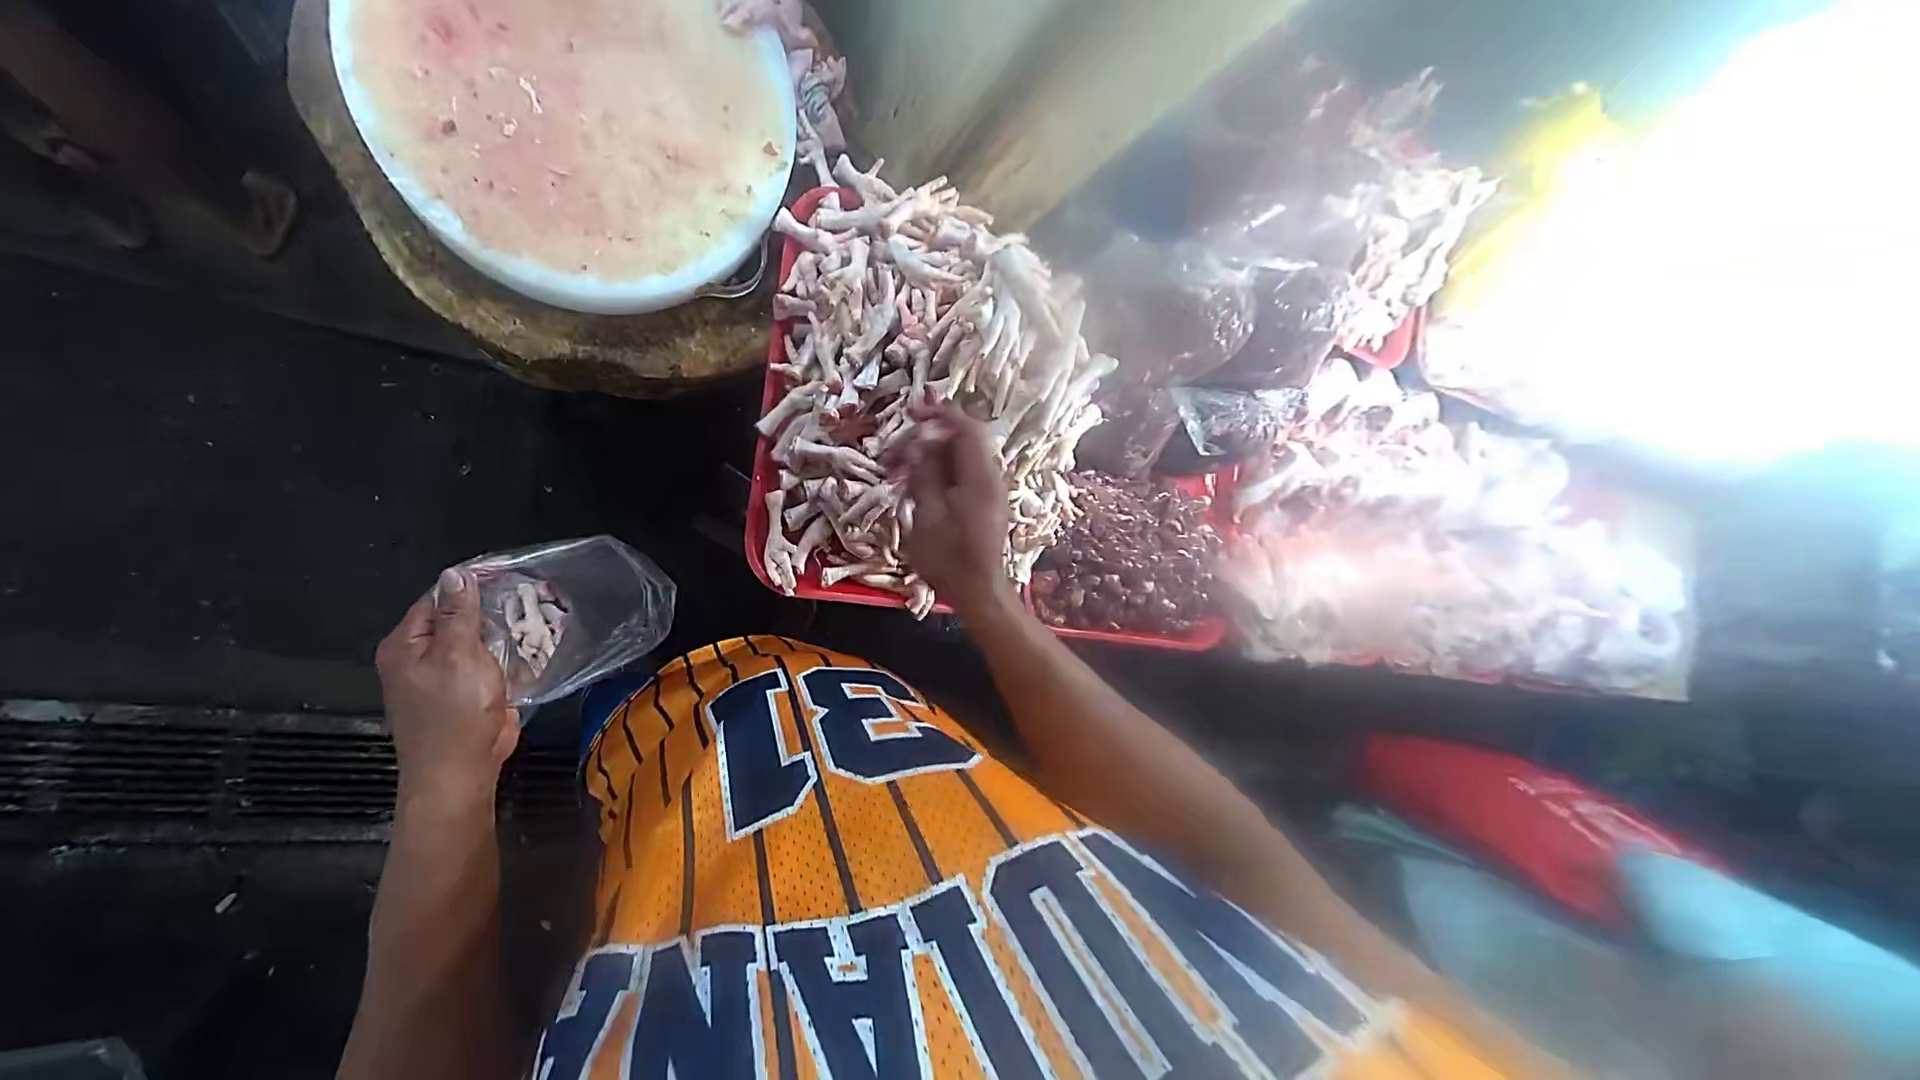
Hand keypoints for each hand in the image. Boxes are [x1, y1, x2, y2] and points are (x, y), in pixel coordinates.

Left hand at [375, 568, 518, 809]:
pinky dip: (509, 652)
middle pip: (459, 617)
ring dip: (505, 630)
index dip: (471, 583)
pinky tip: (533, 644)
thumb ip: (457, 613)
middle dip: (493, 607)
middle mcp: (420, 656)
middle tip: (532, 593)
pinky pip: (490, 661)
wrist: (460, 769)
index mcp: (406, 644)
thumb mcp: (456, 654)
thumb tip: (455, 574)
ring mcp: (446, 675)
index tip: (509, 571)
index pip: (437, 598)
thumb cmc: (453, 712)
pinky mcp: (470, 691)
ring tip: (539, 614)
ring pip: (478, 639)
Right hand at [901, 406, 1014, 616]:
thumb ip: (925, 474)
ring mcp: (989, 491)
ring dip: (927, 460)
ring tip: (897, 474)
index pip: (966, 427)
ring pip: (957, 459)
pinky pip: (960, 477)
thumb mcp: (928, 516)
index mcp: (980, 477)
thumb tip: (920, 443)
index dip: (939, 414)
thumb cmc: (950, 560)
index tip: (910, 413)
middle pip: (959, 442)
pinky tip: (915, 490)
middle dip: (924, 442)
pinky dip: (937, 475)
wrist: (979, 593)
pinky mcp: (983, 504)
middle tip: (892, 456)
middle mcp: (990, 478)